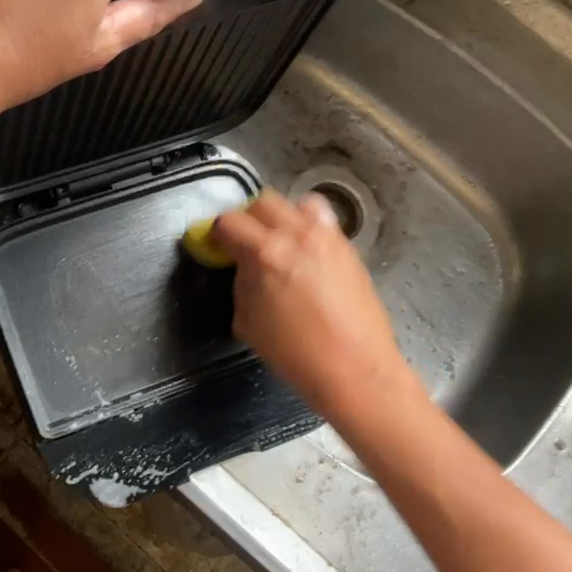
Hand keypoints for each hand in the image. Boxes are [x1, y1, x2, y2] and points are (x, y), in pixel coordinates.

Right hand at [213, 192, 420, 419]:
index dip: (216, 235)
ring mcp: (327, 239)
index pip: (228, 222)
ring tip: (279, 242)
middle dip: (248, 220)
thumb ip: (242, 284)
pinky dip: (308, 228)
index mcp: (264, 254)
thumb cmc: (295, 353)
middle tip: (244, 243)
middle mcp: (297, 236)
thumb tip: (243, 269)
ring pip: (297, 204)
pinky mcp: (348, 249)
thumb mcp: (248, 322)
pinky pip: (323, 222)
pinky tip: (305, 255)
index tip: (216, 248)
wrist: (355, 369)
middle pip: (263, 202)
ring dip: (282, 217)